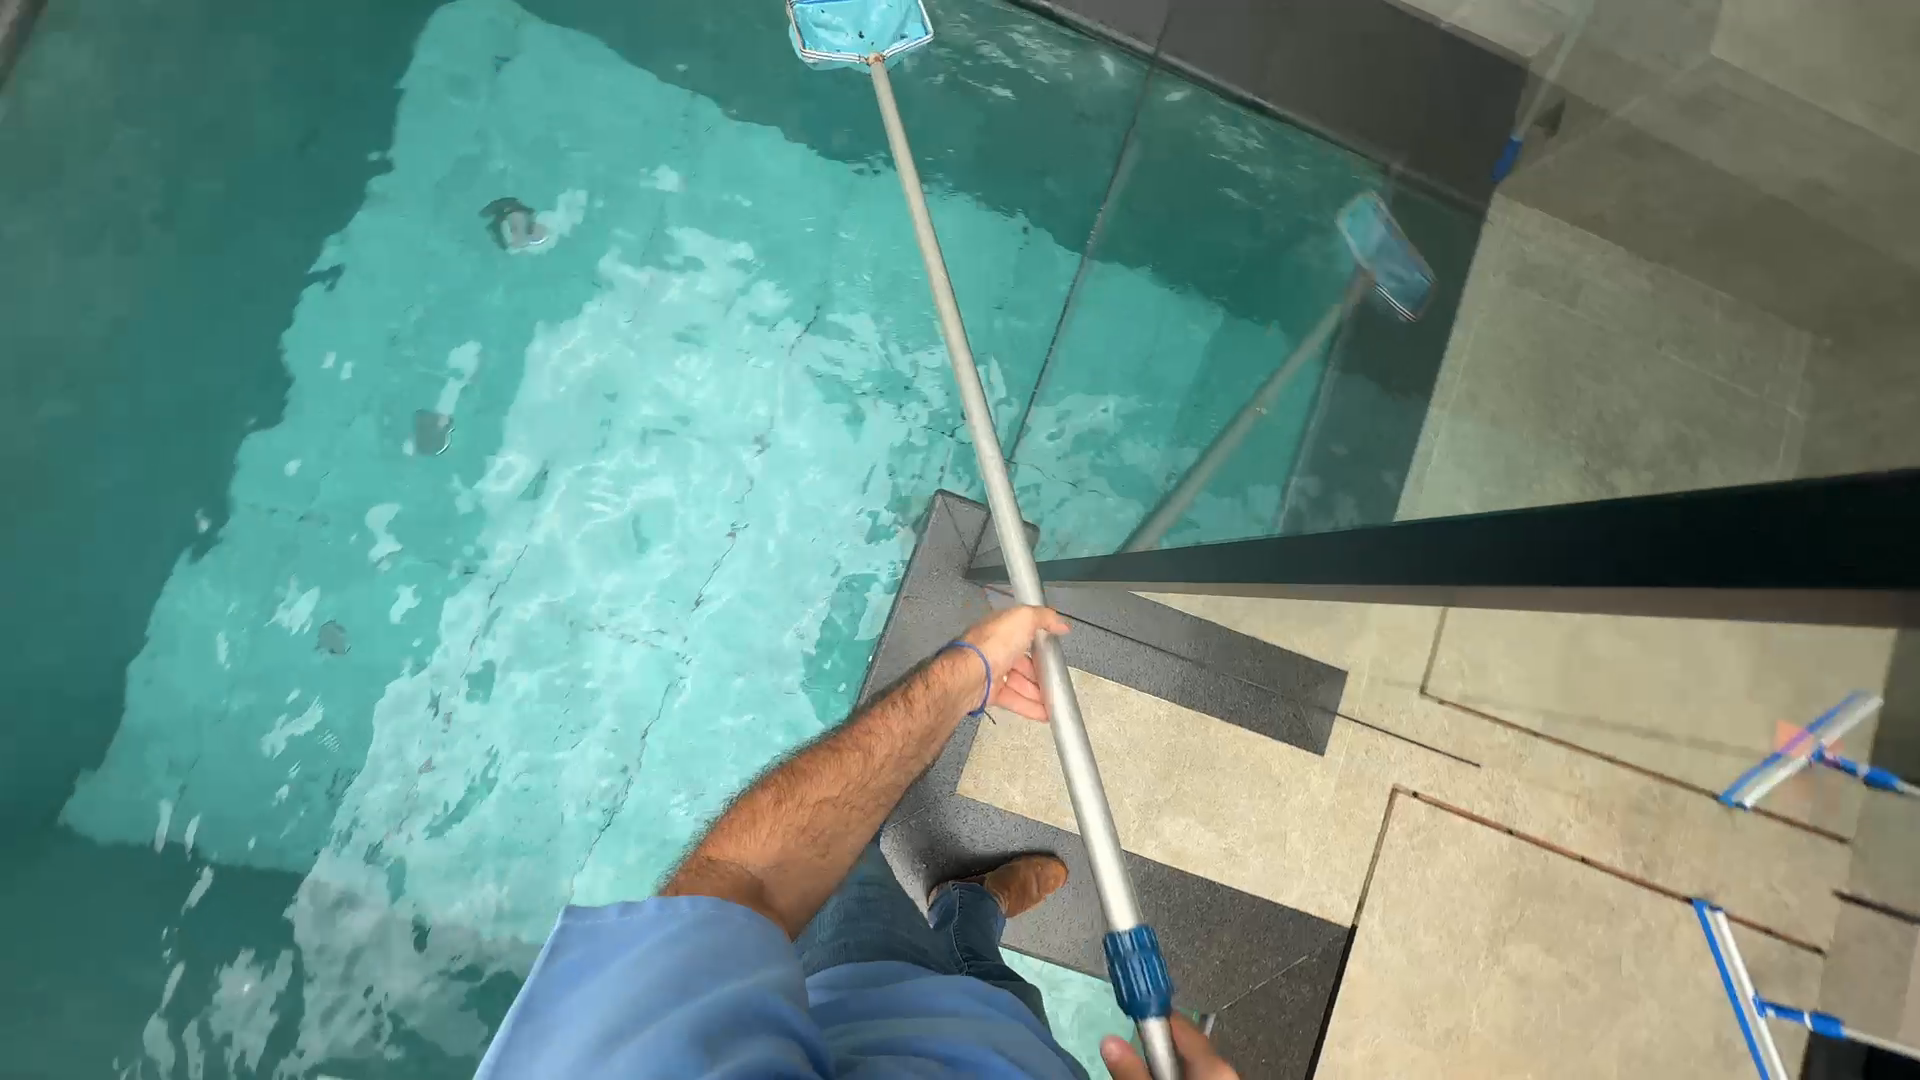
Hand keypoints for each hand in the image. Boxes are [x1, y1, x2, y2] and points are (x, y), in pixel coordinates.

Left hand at [960, 605, 1068, 722]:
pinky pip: (1014, 700)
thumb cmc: (992, 643)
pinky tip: (1044, 712)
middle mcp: (996, 649)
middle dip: (1041, 673)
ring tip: (1055, 700)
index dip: (1040, 643)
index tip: (1055, 652)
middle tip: (1057, 680)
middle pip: (1023, 663)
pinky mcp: (990, 692)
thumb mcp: (1024, 618)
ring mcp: (992, 672)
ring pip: (1020, 683)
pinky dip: (1030, 707)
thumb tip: (1060, 623)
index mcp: (1002, 629)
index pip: (1025, 634)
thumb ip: (1044, 617)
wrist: (970, 673)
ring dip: (1038, 692)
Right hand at [1100, 1014, 1238, 1079]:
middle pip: (1181, 1051)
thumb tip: (1109, 1041)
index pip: (1176, 1023)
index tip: (1127, 1029)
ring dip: (1165, 1078)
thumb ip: (1132, 1074)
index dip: (1148, 1022)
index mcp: (1215, 1067)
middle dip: (1155, 1060)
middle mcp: (1227, 1074)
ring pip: (1190, 1074)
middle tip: (1132, 1073)